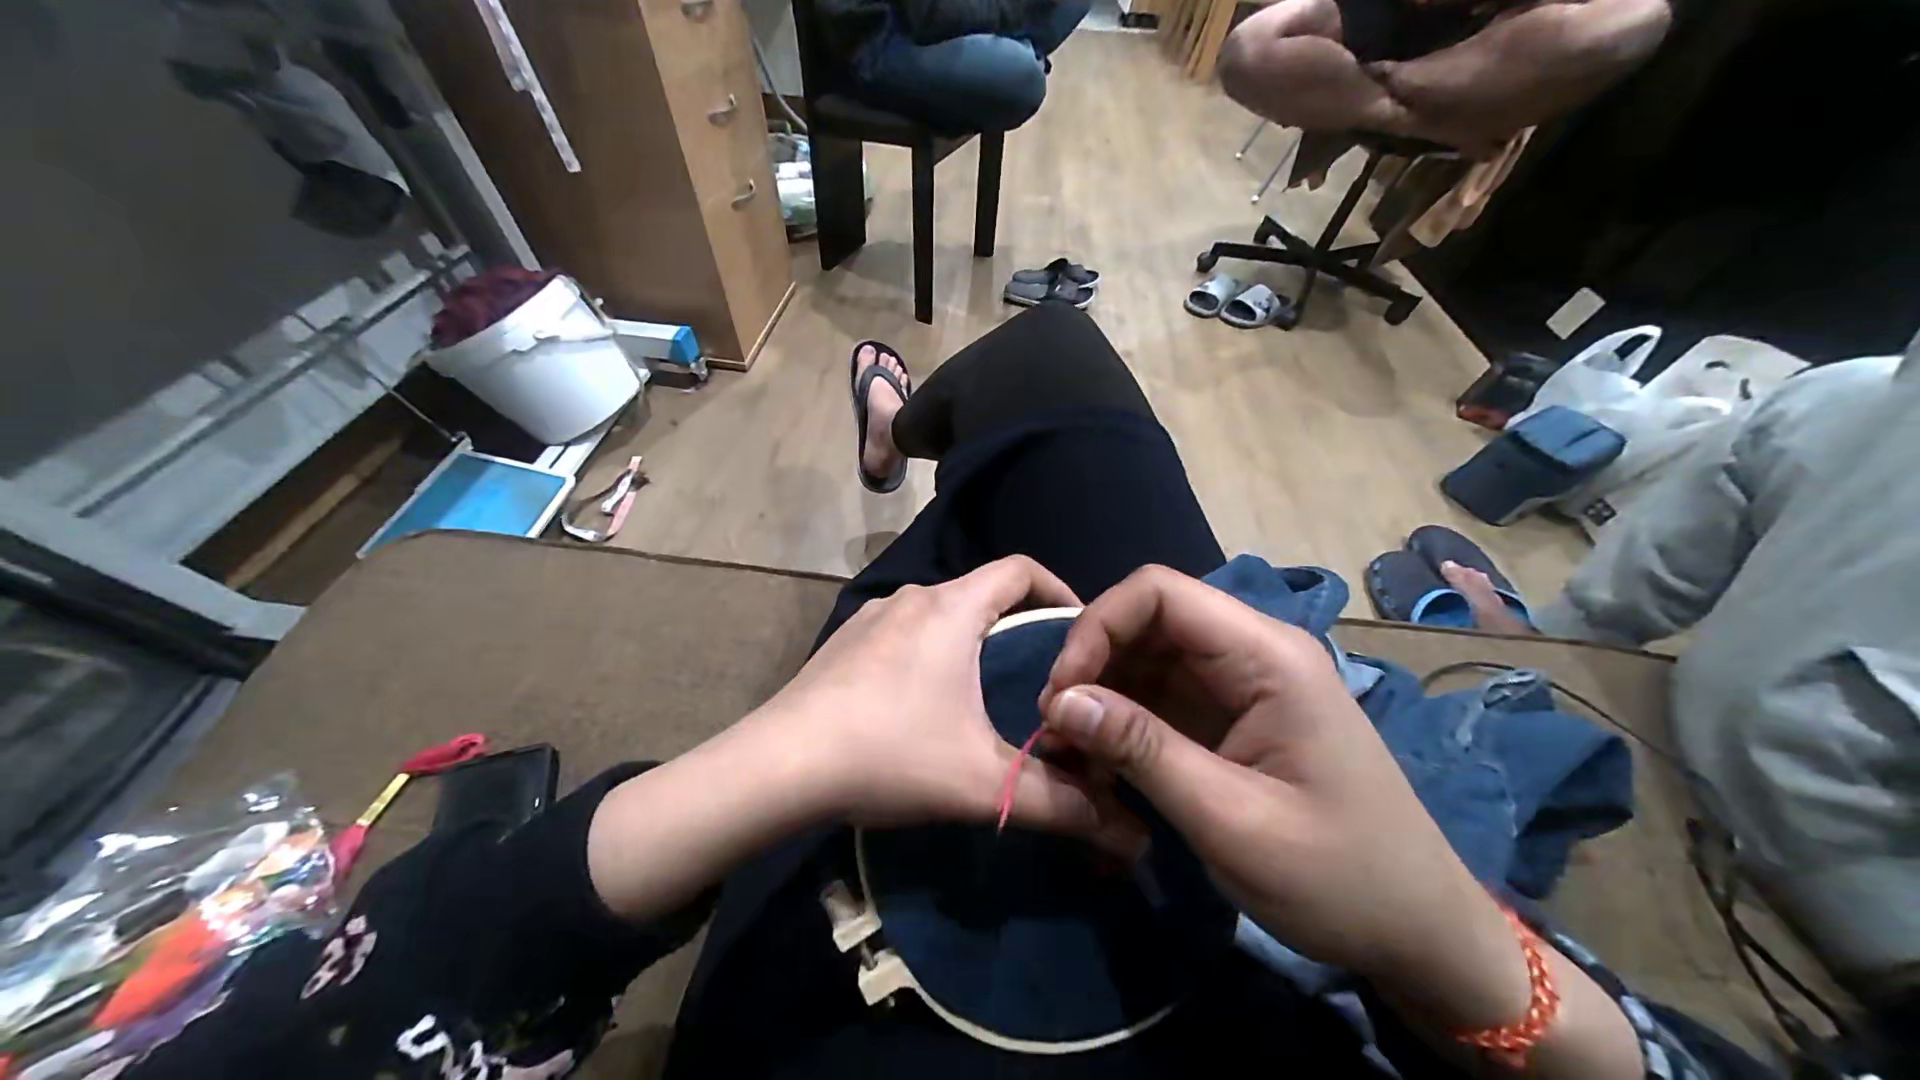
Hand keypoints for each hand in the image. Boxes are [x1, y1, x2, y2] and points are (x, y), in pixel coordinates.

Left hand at [748, 557, 1114, 840]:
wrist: (776, 767)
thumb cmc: (888, 754)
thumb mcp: (982, 782)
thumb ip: (1060, 803)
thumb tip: (1131, 836)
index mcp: (951, 608)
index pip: (1022, 569)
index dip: (1060, 590)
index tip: (1080, 634)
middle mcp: (911, 597)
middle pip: (982, 592)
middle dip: (1020, 625)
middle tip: (1044, 676)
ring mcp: (871, 616)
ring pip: (941, 613)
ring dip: (973, 640)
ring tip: (989, 691)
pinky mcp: (844, 642)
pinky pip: (906, 632)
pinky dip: (933, 652)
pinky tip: (925, 703)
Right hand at [1037, 566, 1531, 1027]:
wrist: (1416, 934)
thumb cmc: (1338, 877)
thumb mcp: (1231, 818)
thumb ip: (1142, 751)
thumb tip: (1060, 701)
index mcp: (1267, 656)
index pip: (1160, 593)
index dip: (1098, 625)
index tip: (1062, 690)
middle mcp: (1250, 653)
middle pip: (1147, 621)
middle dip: (1092, 664)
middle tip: (1057, 727)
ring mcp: (1238, 685)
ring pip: (1145, 659)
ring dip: (1101, 698)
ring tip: (1072, 754)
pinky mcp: (1227, 717)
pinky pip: (1157, 697)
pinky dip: (1120, 724)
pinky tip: (1101, 766)